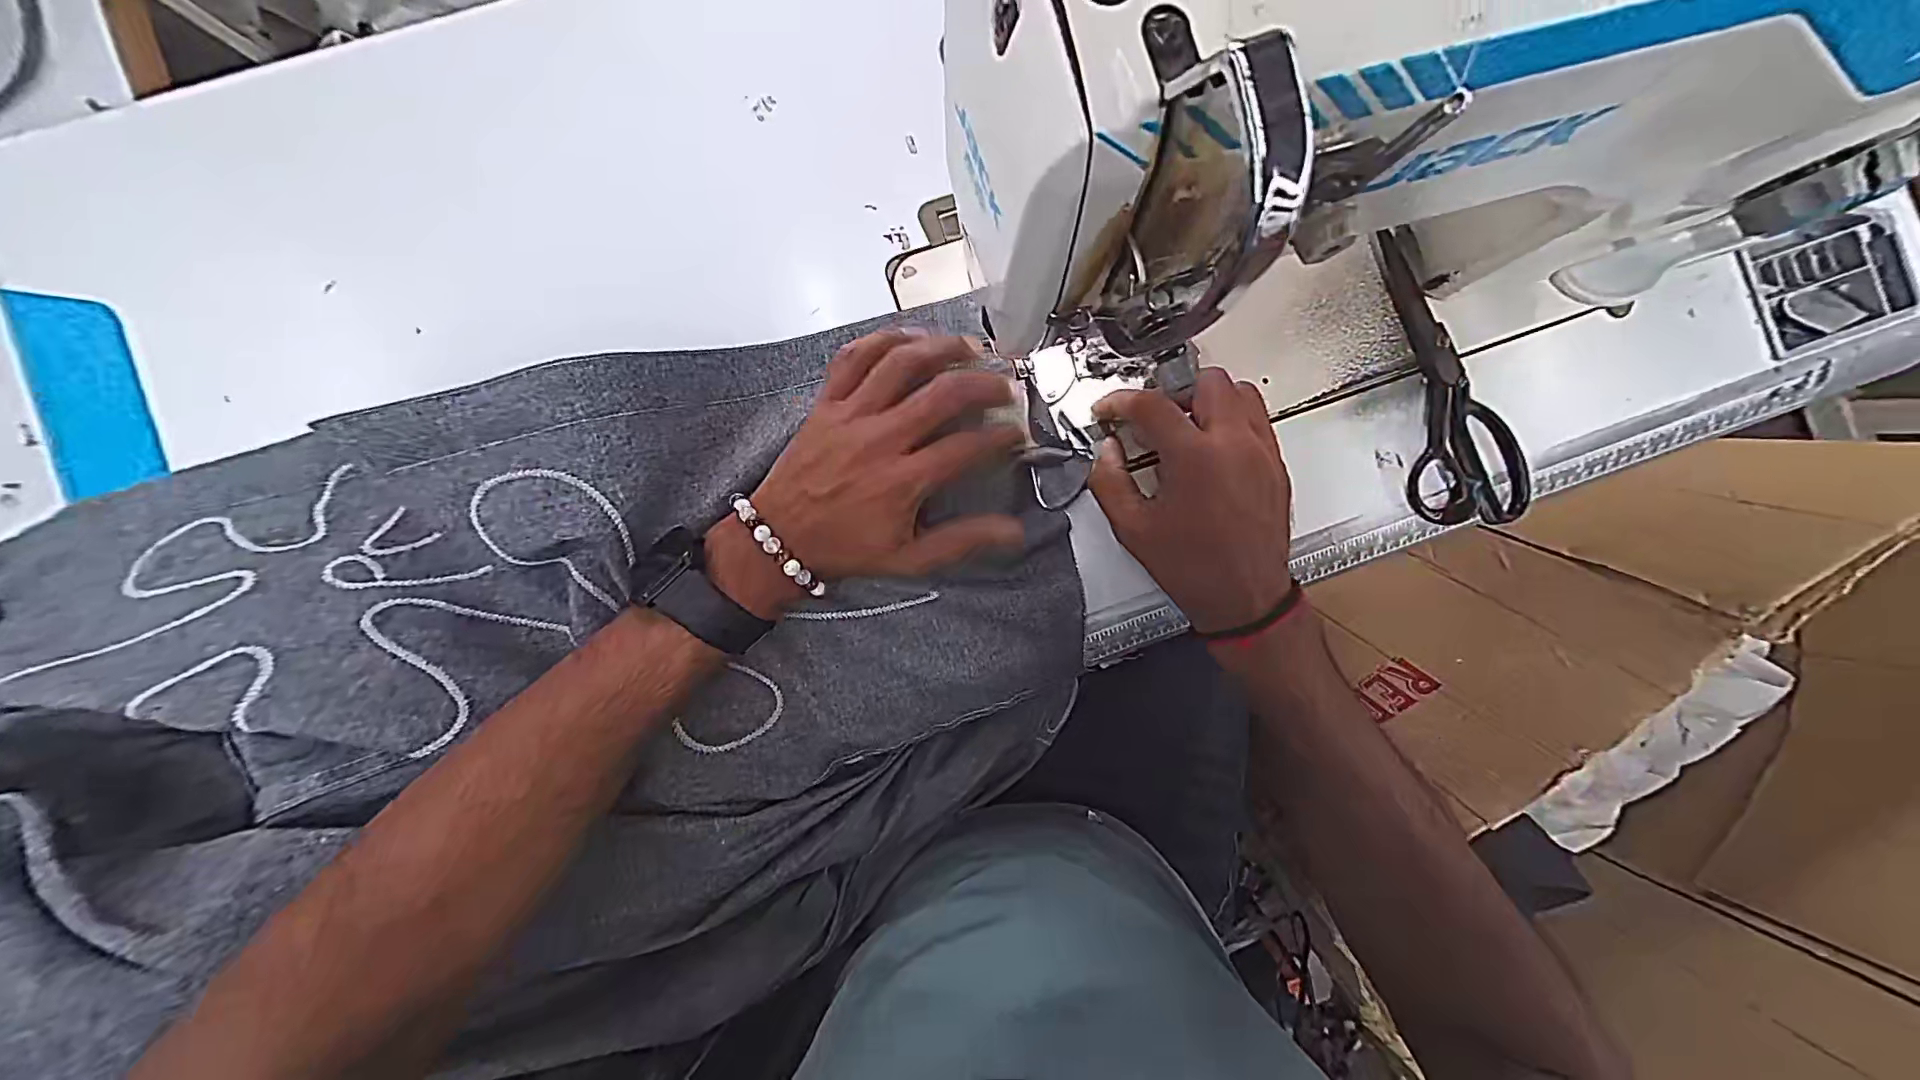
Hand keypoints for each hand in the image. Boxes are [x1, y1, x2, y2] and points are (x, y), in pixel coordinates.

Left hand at [706, 331, 1026, 616]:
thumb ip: (963, 540)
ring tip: (969, 347)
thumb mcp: (910, 558)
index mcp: (901, 481)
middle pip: (943, 393)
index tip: (1015, 433)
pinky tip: (909, 339)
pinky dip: (883, 340)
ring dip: (942, 348)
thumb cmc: (843, 547)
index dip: (1001, 436)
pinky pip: (854, 358)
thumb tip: (1011, 532)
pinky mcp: (827, 404)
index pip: (966, 446)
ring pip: (901, 363)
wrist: (781, 538)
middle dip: (985, 383)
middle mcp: (878, 441)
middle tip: (1005, 386)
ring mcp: (850, 416)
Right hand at [1087, 367, 1293, 633]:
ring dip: (1207, 399)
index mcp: (1194, 458)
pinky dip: (1232, 419)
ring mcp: (1261, 452)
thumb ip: (1109, 482)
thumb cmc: (1196, 569)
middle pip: (1206, 381)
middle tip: (1152, 416)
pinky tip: (1211, 446)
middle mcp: (1234, 446)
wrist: (1245, 596)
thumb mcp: (1132, 528)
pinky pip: (1257, 420)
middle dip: (1171, 391)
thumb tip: (1105, 453)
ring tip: (1184, 425)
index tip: (1111, 409)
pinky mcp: (1275, 465)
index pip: (1152, 404)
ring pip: (1240, 392)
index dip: (1121, 401)